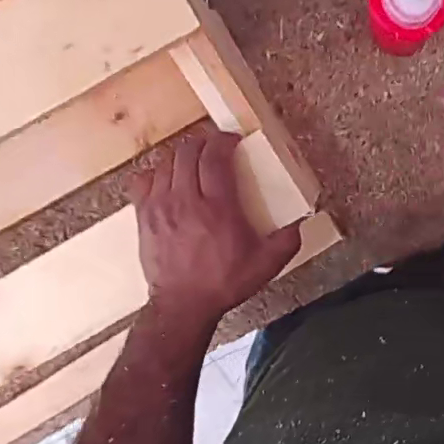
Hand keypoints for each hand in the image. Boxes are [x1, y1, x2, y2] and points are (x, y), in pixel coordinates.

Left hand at [134, 132, 301, 331]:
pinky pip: (143, 180)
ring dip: (181, 155)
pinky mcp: (143, 216)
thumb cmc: (224, 283)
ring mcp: (160, 206)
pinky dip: (155, 172)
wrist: (183, 304)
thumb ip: (287, 241)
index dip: (223, 140)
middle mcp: (186, 200)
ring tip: (193, 159)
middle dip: (203, 142)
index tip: (232, 139)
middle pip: (188, 152)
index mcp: (218, 207)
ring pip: (166, 162)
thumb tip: (300, 224)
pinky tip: (166, 178)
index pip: (215, 157)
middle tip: (214, 145)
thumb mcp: (266, 264)